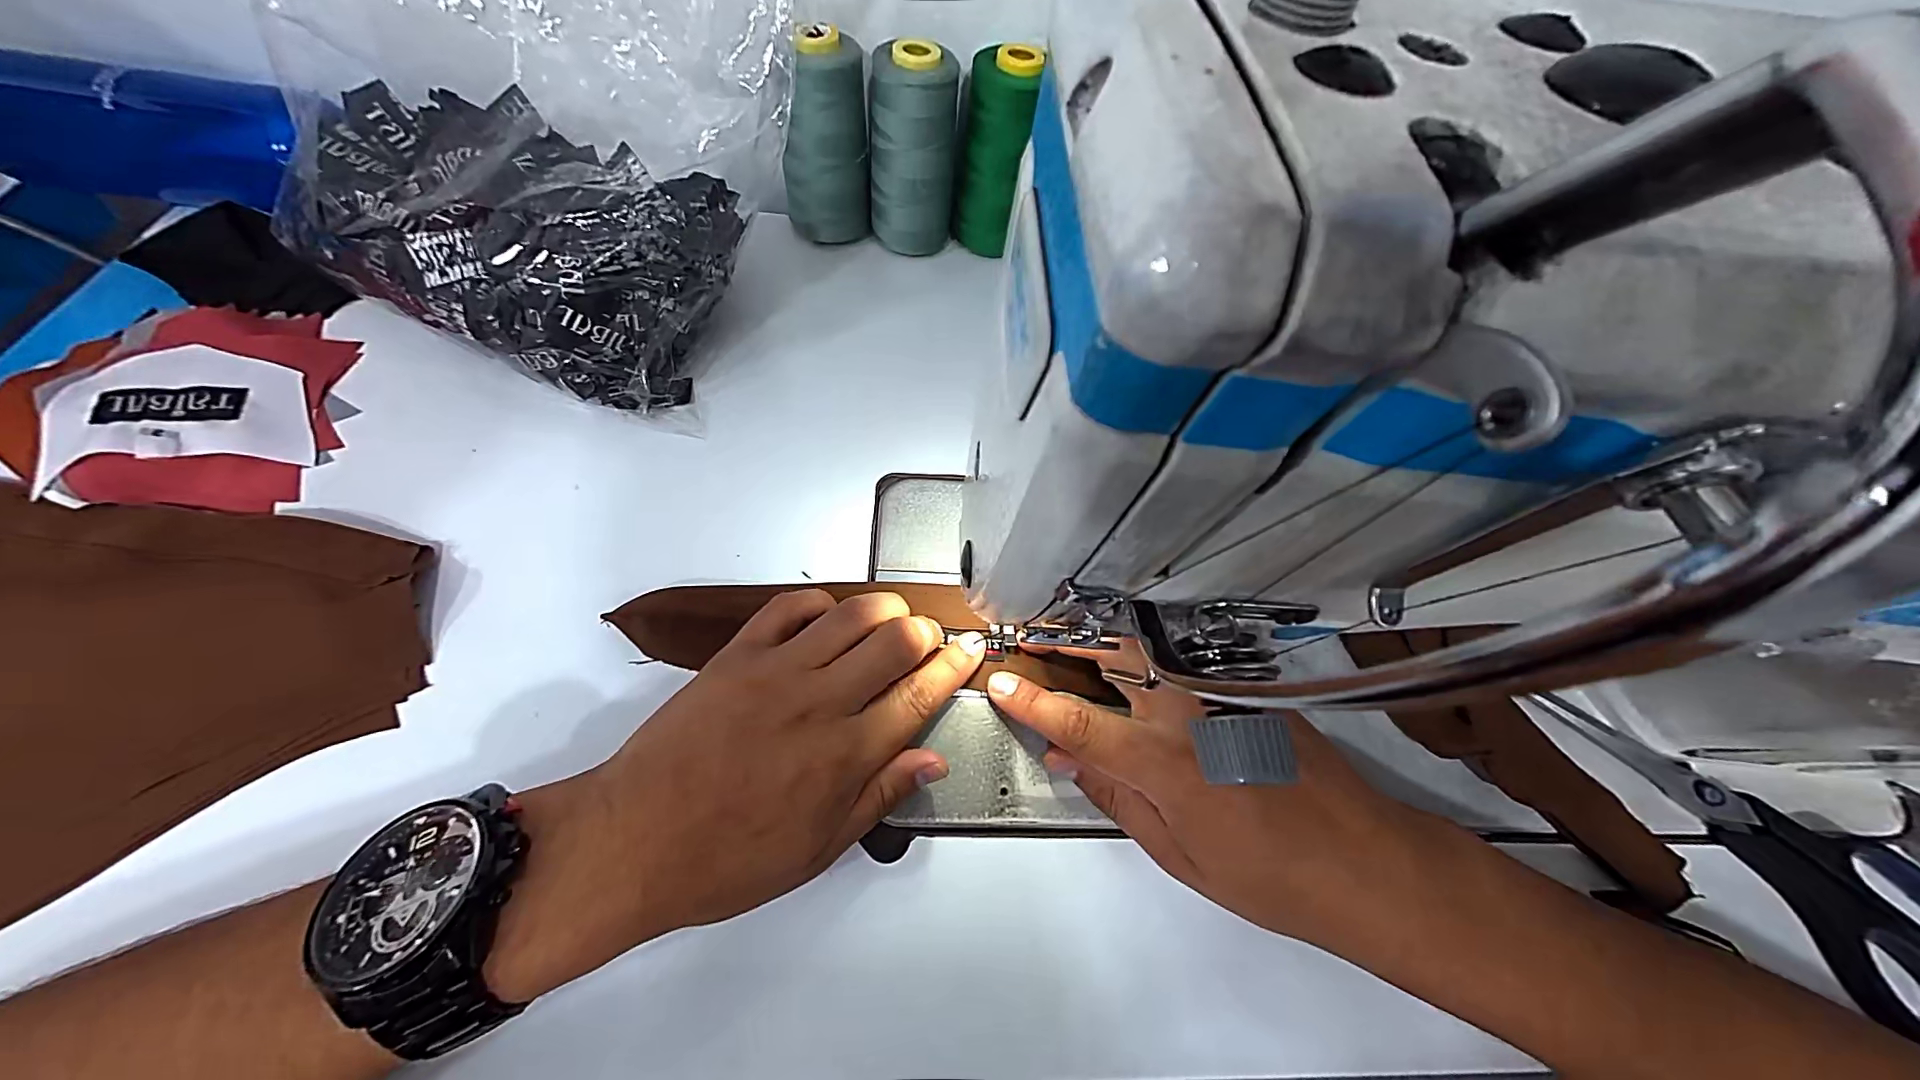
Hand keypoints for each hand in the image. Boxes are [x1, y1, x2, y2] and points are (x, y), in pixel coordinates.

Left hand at [606, 589, 985, 934]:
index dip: (953, 668)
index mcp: (845, 756)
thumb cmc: (725, 858)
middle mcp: (819, 703)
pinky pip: (788, 607)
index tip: (968, 653)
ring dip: (885, 609)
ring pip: (851, 614)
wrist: (634, 841)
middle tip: (930, 642)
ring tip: (892, 620)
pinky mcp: (736, 656)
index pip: (920, 695)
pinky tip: (828, 618)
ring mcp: (775, 672)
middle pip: (897, 641)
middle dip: (927, 633)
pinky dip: (819, 603)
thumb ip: (880, 795)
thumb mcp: (818, 848)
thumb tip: (930, 762)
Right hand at [987, 641, 1443, 944]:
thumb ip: (1115, 795)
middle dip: (1064, 642)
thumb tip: (1071, 761)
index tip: (1001, 684)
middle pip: (1111, 656)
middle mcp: (1190, 714)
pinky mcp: (1249, 689)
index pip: (1075, 721)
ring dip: (1103, 641)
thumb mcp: (1175, 850)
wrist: (1364, 861)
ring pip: (1149, 649)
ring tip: (1075, 646)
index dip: (1030, 702)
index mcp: (1163, 762)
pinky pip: (1185, 663)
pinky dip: (1149, 657)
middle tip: (1034, 640)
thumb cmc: (1274, 872)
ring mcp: (1223, 694)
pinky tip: (1140, 667)